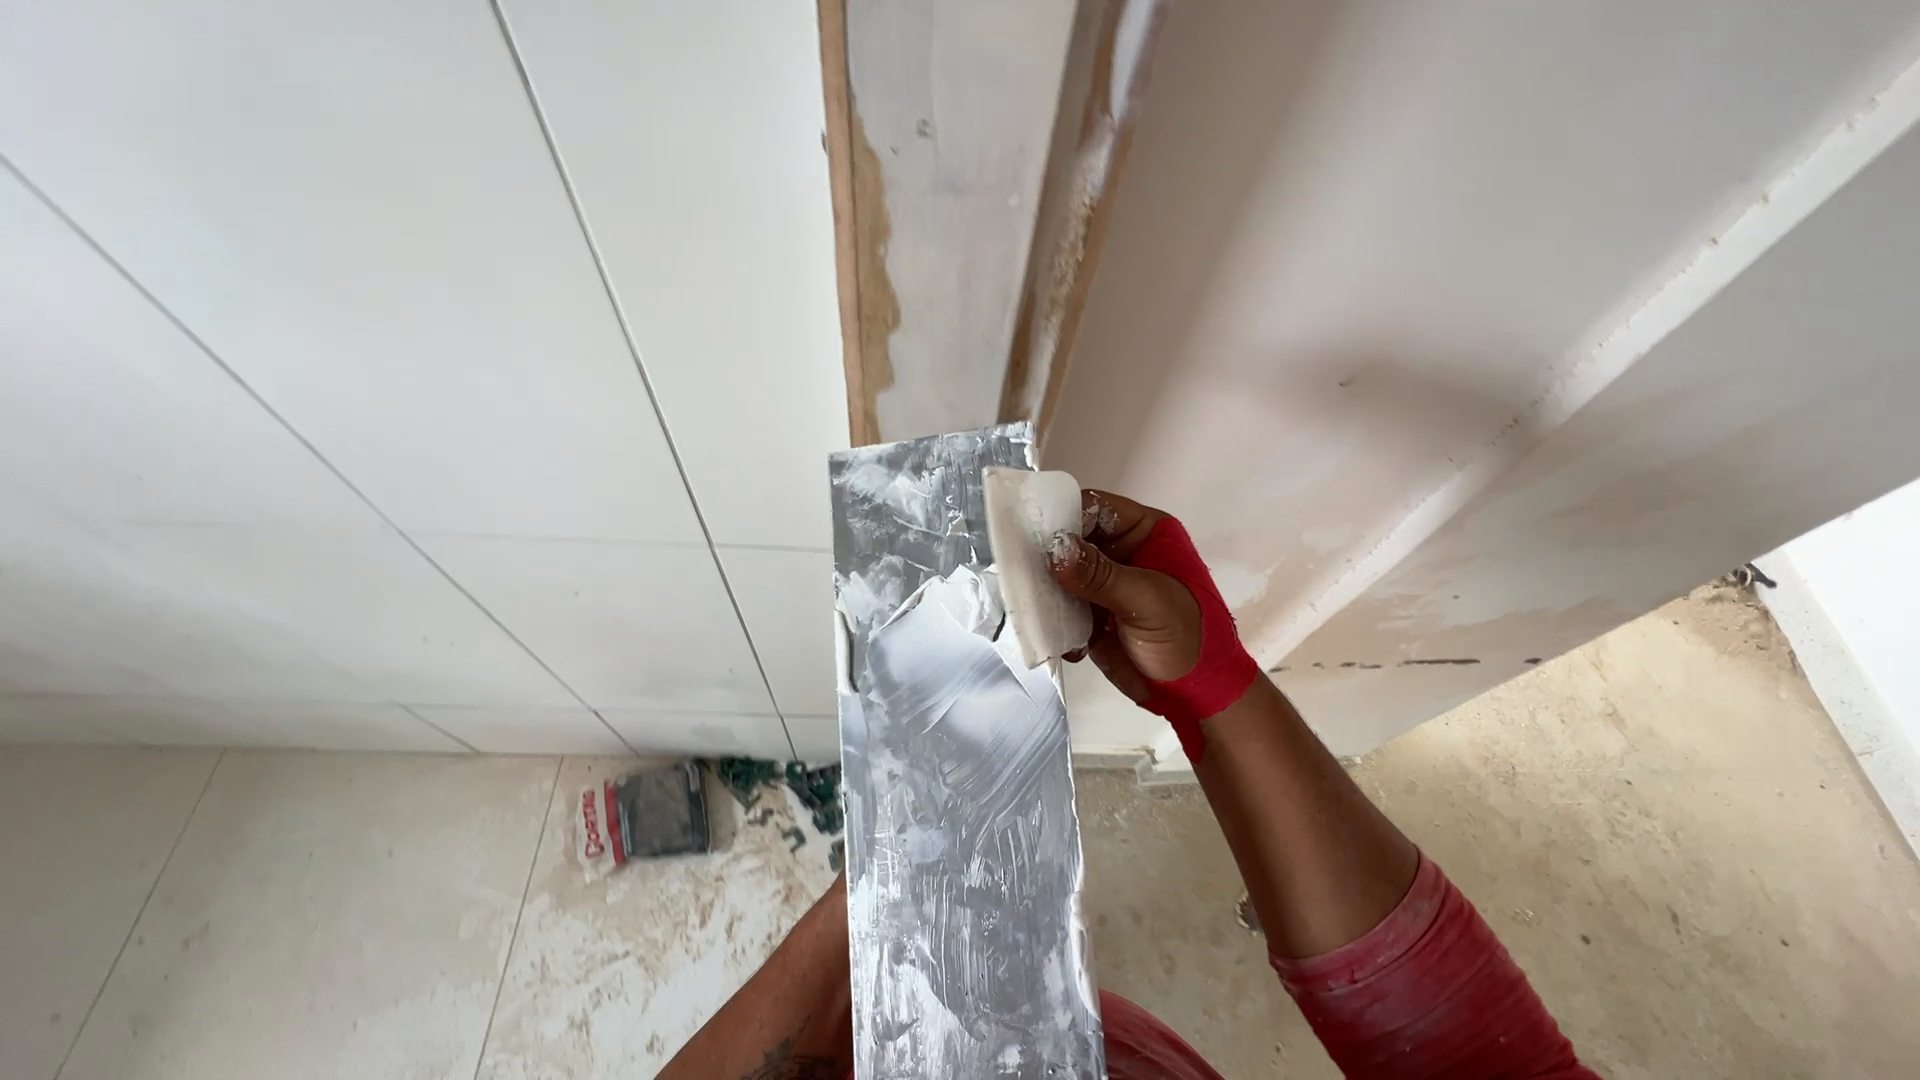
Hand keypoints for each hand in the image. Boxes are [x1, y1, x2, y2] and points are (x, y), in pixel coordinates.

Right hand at [1047, 489, 1202, 702]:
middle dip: (1045, 555)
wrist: (1193, 693)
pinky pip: (1060, 606)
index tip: (1030, 533)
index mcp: (1142, 532)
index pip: (1094, 509)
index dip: (1063, 516)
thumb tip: (1056, 549)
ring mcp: (1102, 583)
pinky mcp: (1089, 613)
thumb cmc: (1188, 638)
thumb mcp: (1147, 602)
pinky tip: (1051, 634)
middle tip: (1017, 568)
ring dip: (1045, 591)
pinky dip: (1052, 619)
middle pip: (1069, 539)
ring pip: (1059, 574)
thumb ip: (1100, 575)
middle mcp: (1118, 551)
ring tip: (1029, 604)